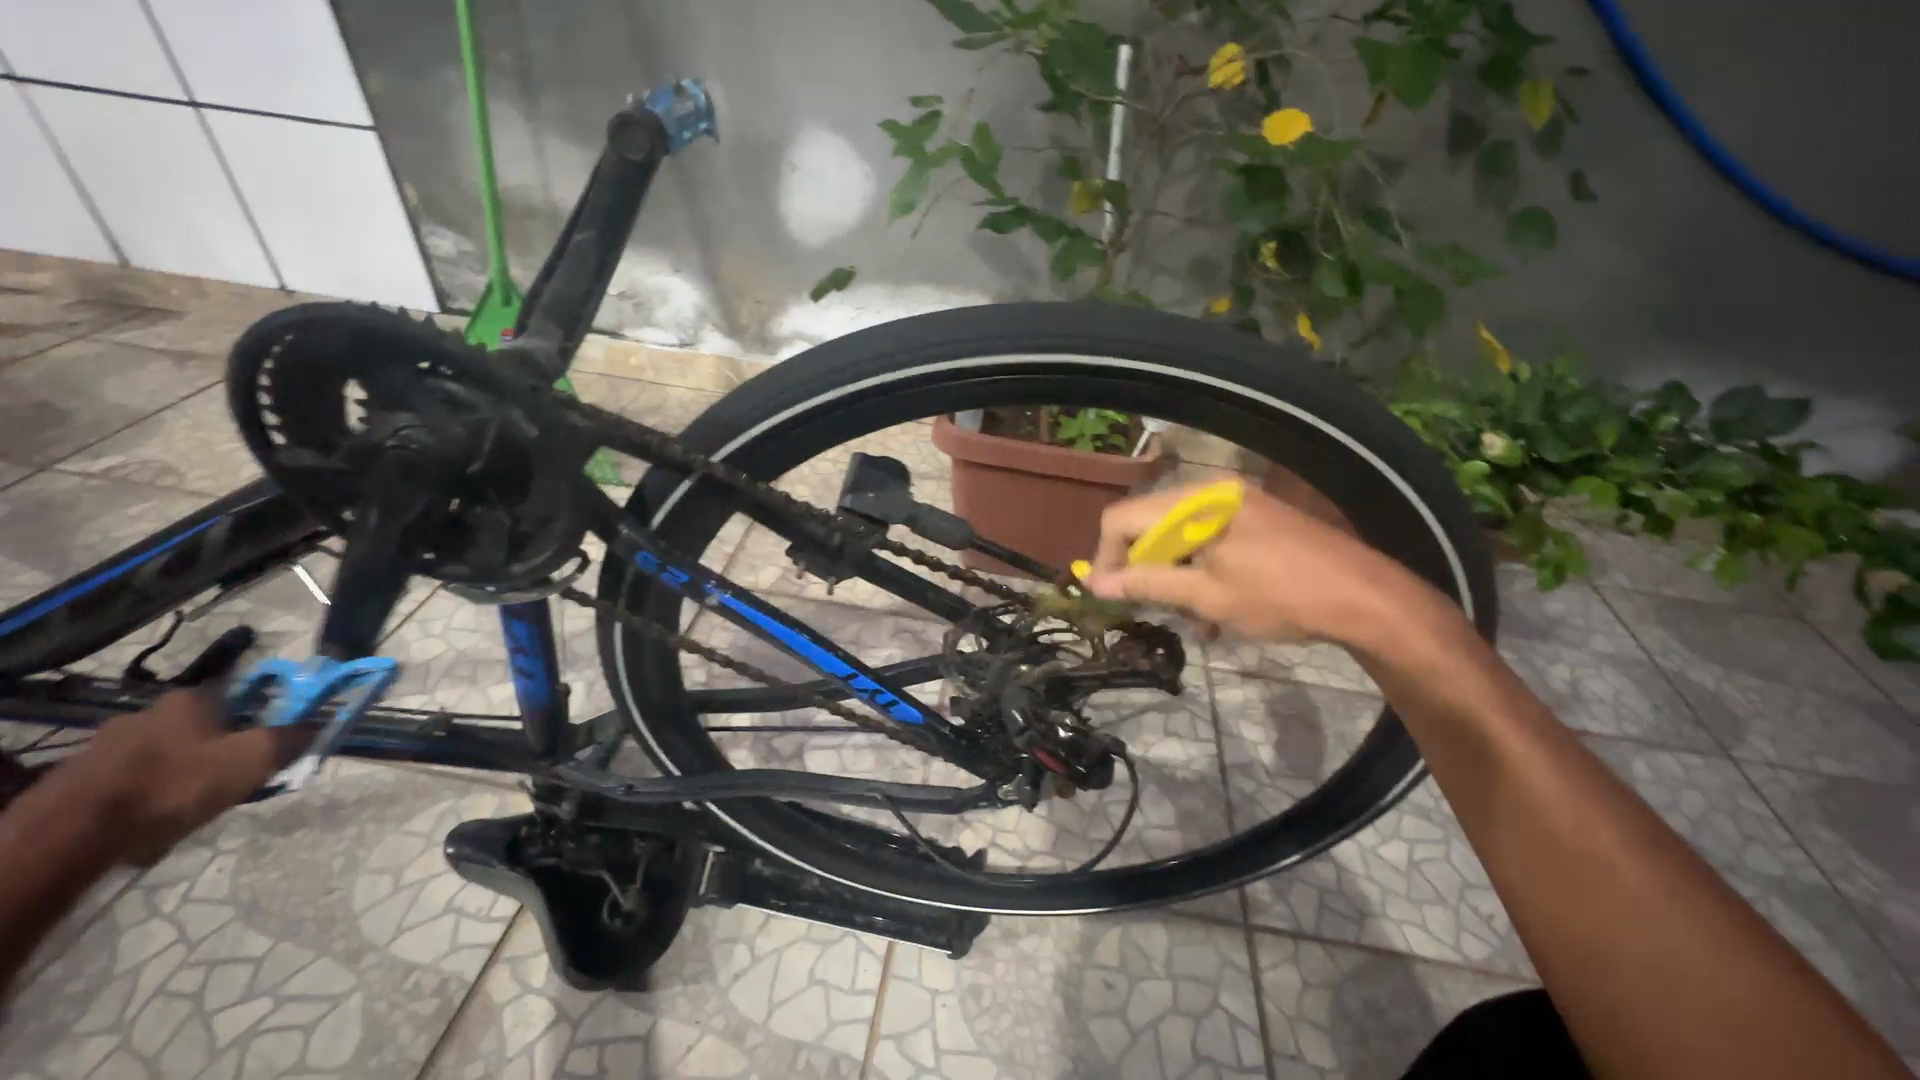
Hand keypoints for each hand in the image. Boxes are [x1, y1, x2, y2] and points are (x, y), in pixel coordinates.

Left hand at [51, 689, 306, 865]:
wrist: (74, 832)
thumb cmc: (175, 786)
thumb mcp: (252, 760)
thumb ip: (290, 739)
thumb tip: (319, 723)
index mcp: (190, 700)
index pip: (238, 699)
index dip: (257, 723)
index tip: (263, 752)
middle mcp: (146, 711)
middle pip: (200, 729)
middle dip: (216, 753)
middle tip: (229, 785)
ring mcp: (106, 744)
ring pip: (164, 755)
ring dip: (179, 776)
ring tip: (188, 810)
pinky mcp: (80, 776)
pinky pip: (130, 780)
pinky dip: (146, 796)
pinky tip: (150, 821)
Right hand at [1082, 481, 1420, 647]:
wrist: (1365, 598)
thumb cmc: (1282, 597)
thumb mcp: (1208, 596)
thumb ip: (1147, 585)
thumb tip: (1094, 584)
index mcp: (1198, 501)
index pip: (1122, 518)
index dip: (1105, 558)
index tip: (1108, 597)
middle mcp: (1213, 492)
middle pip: (1149, 526)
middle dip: (1144, 571)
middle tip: (1152, 611)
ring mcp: (1238, 504)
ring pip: (1179, 538)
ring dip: (1175, 578)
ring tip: (1192, 620)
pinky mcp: (1257, 520)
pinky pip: (1209, 541)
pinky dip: (1202, 572)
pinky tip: (1216, 611)